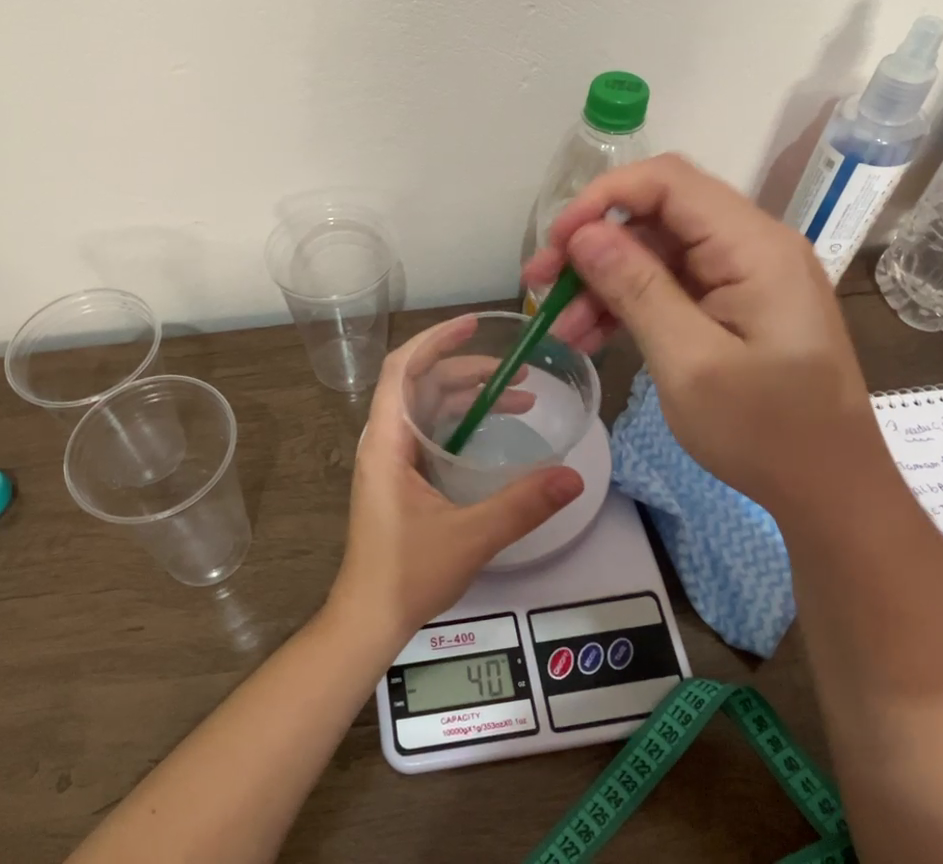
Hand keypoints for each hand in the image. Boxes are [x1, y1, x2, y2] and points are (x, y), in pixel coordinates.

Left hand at [327, 318, 583, 641]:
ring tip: (517, 398)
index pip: (403, 370)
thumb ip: (522, 505)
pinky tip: (491, 433)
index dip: (436, 340)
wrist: (369, 617)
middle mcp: (383, 443)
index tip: (474, 326)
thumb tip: (573, 476)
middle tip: (518, 374)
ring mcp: (388, 462)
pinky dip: (459, 423)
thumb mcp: (471, 537)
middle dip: (467, 370)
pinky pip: (428, 433)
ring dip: (467, 398)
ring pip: (426, 410)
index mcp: (386, 443)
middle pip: (420, 385)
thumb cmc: (407, 574)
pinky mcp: (398, 480)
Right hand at [521, 154, 889, 513]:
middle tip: (540, 286)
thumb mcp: (690, 363)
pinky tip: (590, 339)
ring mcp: (745, 278)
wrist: (829, 489)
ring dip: (603, 284)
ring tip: (560, 330)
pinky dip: (628, 308)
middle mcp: (752, 247)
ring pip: (656, 255)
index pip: (668, 182)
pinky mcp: (736, 308)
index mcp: (754, 247)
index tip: (555, 243)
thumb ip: (637, 290)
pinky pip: (670, 288)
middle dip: (593, 247)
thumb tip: (584, 235)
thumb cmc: (766, 432)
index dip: (602, 198)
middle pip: (657, 217)